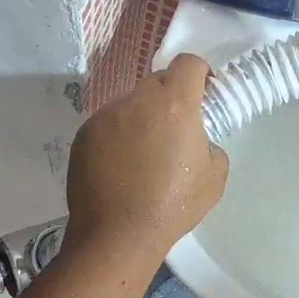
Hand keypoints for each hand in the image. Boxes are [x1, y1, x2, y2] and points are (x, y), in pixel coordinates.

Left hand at [66, 54, 228, 261]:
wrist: (116, 234)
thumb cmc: (172, 206)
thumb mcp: (214, 177)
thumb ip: (210, 144)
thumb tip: (195, 139)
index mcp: (174, 104)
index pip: (188, 63)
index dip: (199, 73)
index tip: (202, 92)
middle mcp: (136, 100)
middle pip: (157, 81)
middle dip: (169, 97)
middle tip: (174, 130)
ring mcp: (105, 116)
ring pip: (130, 104)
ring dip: (141, 118)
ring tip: (143, 155)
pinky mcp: (83, 135)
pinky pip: (107, 125)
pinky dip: (117, 137)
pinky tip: (120, 167)